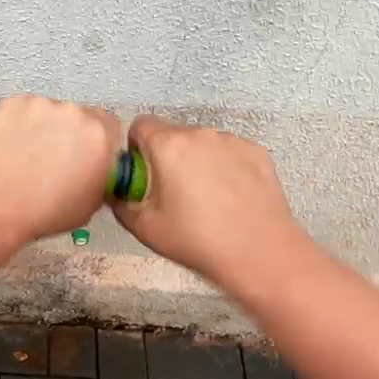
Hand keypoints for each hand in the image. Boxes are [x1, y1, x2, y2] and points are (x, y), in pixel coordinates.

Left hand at [0, 95, 122, 242]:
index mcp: (100, 137)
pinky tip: (13, 147)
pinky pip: (25, 110)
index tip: (88, 154)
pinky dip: (21, 124)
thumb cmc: (42, 211)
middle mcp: (75, 113)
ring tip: (28, 156)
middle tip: (55, 159)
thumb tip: (97, 172)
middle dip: (71, 133)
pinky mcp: (15, 103)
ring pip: (52, 112)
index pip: (110, 126)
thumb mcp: (90, 206)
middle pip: (81, 116)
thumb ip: (101, 179)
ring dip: (46, 127)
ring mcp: (43, 104)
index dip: (99, 141)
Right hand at [110, 115, 305, 282]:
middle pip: (172, 134)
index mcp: (168, 145)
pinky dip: (225, 167)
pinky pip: (229, 152)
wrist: (261, 254)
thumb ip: (121, 205)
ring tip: (208, 199)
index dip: (137, 147)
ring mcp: (231, 141)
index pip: (140, 125)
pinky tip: (232, 197)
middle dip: (168, 157)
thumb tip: (117, 194)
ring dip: (197, 161)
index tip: (144, 173)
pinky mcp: (256, 151)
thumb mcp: (145, 229)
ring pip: (202, 143)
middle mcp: (199, 134)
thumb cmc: (198, 241)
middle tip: (174, 193)